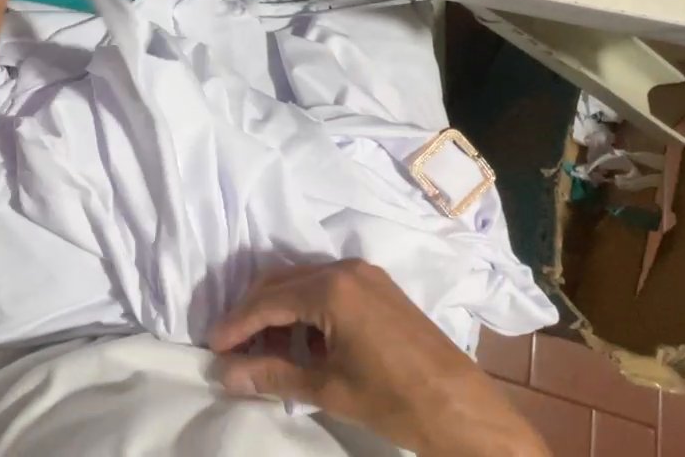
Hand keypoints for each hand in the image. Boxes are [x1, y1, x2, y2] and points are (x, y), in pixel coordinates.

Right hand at [209, 261, 548, 456]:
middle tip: (232, 348)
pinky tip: (306, 346)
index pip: (267, 301)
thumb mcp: (330, 389)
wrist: (472, 415)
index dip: (236, 325)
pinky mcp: (380, 287)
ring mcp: (365, 274)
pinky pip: (327, 288)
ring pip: (302, 283)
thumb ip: (273, 375)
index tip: (212, 347)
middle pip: (280, 283)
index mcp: (331, 288)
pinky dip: (307, 313)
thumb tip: (226, 376)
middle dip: (252, 314)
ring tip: (269, 353)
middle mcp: (344, 268)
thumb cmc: (399, 402)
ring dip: (279, 313)